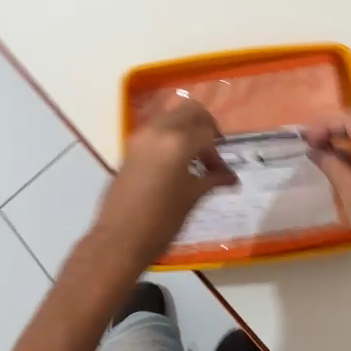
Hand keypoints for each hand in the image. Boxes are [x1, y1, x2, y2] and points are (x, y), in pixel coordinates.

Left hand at [90, 100, 236, 268]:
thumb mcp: (191, 198)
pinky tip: (175, 163)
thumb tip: (231, 176)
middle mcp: (158, 131)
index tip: (220, 172)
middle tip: (211, 150)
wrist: (119, 240)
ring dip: (185, 129)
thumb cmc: (161, 222)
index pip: (207, 134)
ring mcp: (140, 137)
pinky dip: (169, 137)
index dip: (217, 153)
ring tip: (194, 158)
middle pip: (189, 110)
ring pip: (170, 117)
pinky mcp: (129, 148)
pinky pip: (155, 130)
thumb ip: (212, 179)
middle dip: (204, 126)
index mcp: (177, 142)